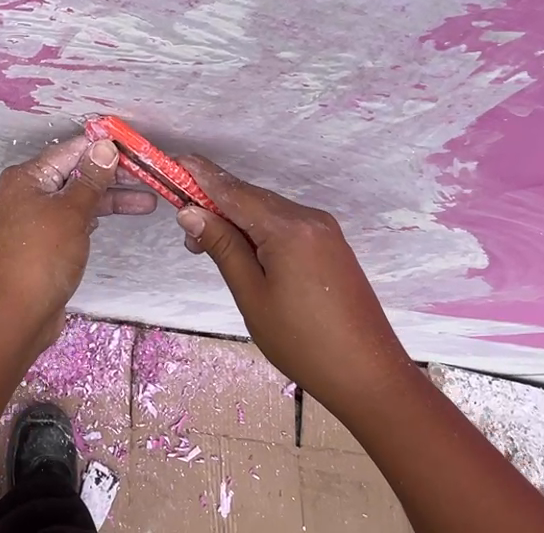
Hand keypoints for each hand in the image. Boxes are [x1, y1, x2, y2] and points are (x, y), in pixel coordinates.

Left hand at [0, 135, 156, 349]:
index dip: (103, 147)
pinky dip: (95, 216)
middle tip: (150, 175)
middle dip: (112, 175)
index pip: (70, 150)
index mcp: (26, 177)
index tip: (136, 146)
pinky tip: (119, 214)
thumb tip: (104, 145)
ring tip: (149, 201)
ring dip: (110, 198)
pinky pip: (72, 218)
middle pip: (75, 173)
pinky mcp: (42, 241)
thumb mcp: (72, 212)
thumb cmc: (41, 257)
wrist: (16, 314)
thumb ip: (91, 178)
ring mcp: (32, 217)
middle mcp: (26, 192)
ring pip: (77, 198)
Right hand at [174, 155, 414, 411]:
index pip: (232, 190)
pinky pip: (284, 225)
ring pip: (266, 211)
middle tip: (187, 235)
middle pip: (249, 197)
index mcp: (288, 228)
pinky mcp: (331, 247)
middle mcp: (308, 218)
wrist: (372, 380)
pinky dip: (258, 230)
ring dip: (236, 220)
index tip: (170, 163)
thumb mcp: (252, 296)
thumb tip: (190, 211)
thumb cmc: (304, 343)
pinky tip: (245, 253)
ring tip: (210, 248)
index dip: (199, 175)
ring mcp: (324, 231)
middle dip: (214, 205)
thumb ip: (222, 246)